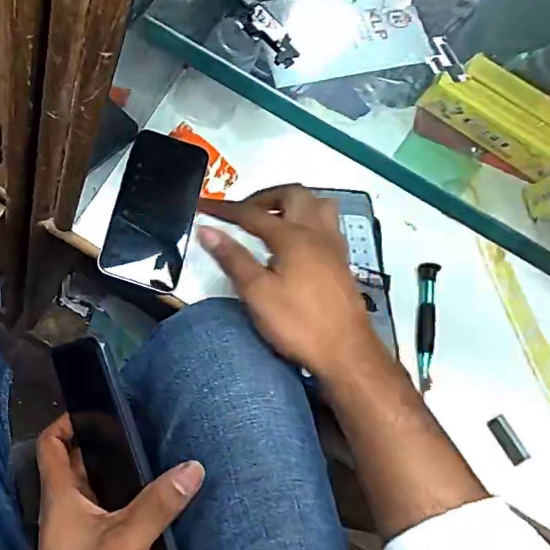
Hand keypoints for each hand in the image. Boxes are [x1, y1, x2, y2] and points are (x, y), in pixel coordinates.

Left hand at [22, 413, 202, 549]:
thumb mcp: (124, 545)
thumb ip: (156, 506)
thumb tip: (191, 468)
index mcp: (60, 497)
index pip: (51, 444)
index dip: (67, 421)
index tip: (98, 409)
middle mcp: (64, 510)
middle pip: (76, 464)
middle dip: (101, 444)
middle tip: (137, 431)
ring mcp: (77, 534)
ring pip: (94, 492)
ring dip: (115, 476)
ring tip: (152, 461)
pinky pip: (106, 518)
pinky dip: (124, 505)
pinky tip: (153, 506)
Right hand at [197, 184, 392, 379]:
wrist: (347, 354)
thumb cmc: (298, 324)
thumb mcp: (257, 293)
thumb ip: (232, 258)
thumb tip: (206, 230)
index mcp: (293, 237)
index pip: (252, 214)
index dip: (225, 209)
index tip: (203, 206)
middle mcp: (317, 233)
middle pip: (292, 194)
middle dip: (263, 197)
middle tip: (242, 214)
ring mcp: (334, 246)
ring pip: (317, 204)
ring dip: (291, 204)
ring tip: (271, 221)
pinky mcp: (342, 262)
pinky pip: (327, 224)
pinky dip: (307, 220)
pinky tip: (296, 243)